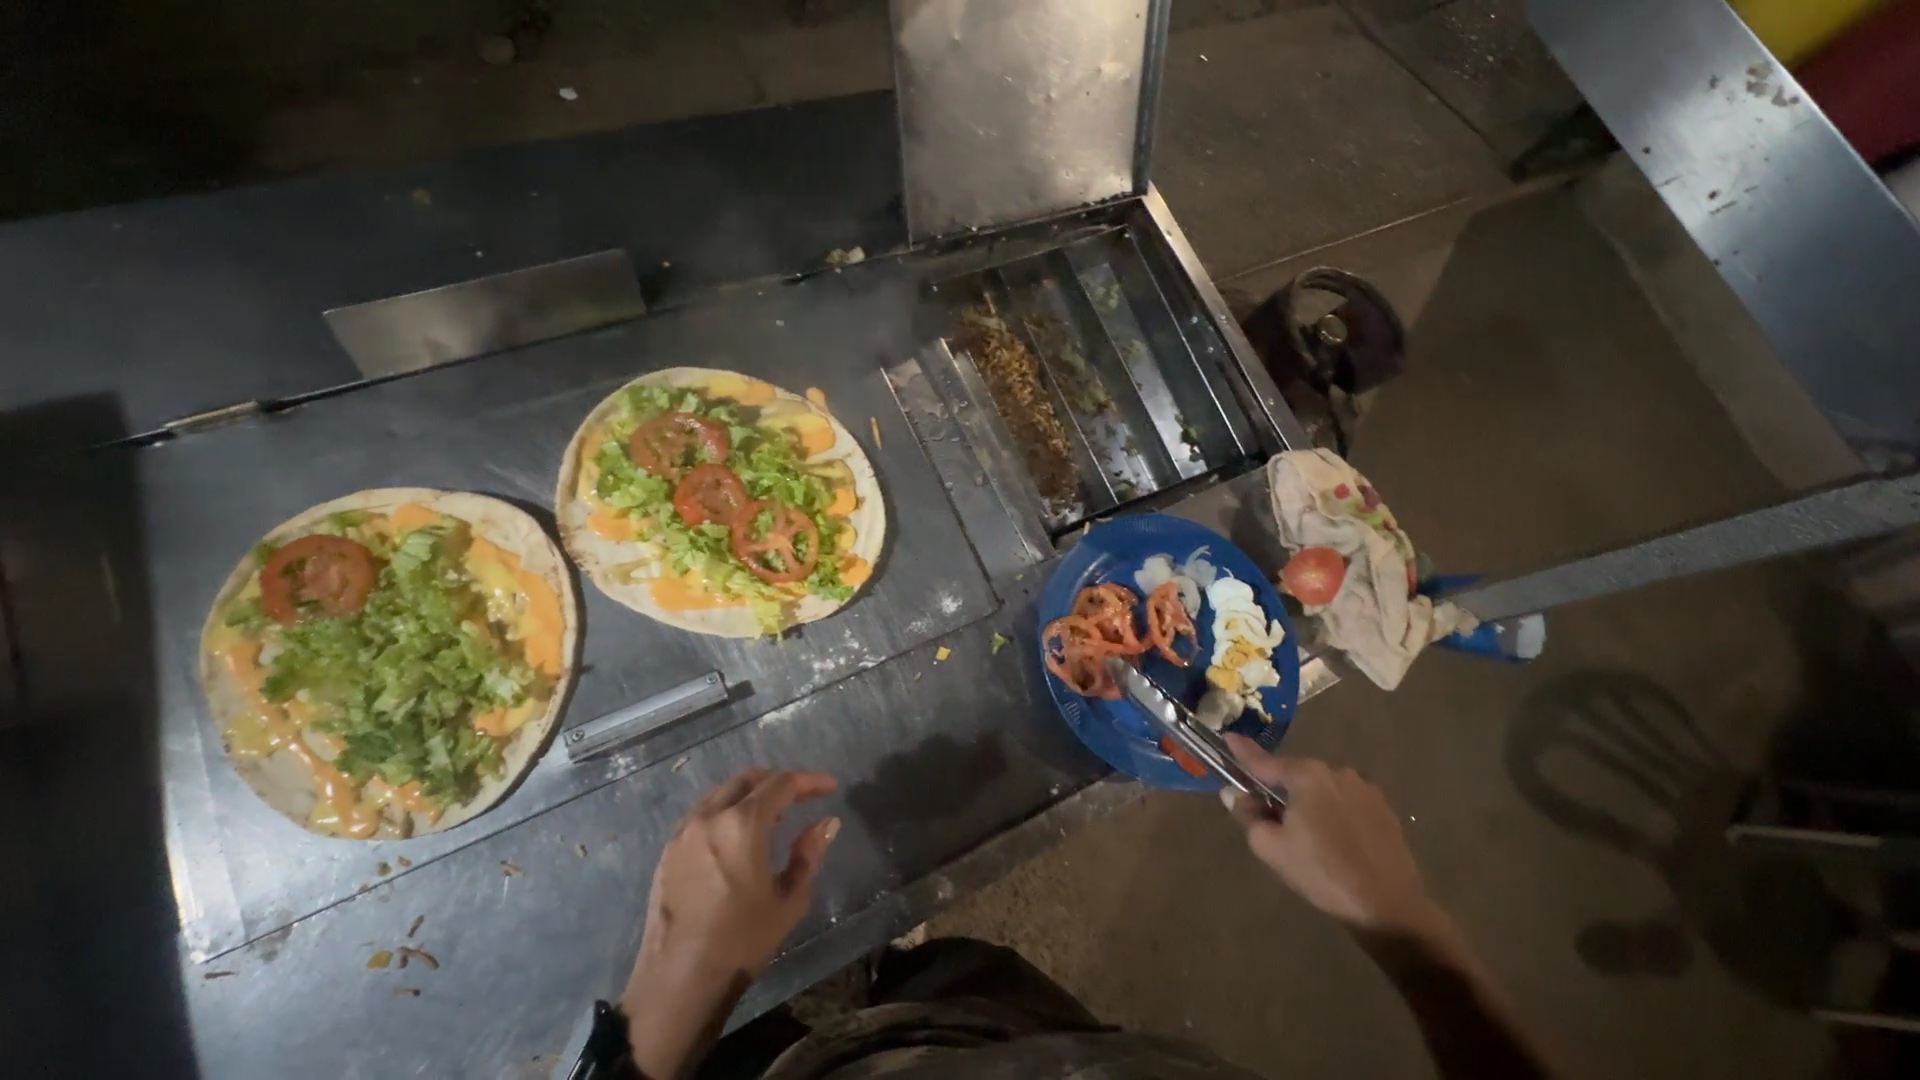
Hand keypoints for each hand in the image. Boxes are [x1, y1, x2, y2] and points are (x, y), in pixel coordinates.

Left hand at [622, 768, 840, 1079]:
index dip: (809, 781)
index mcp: (743, 824)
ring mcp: (684, 832)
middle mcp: (710, 817)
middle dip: (777, 782)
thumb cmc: (742, 941)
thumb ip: (809, 854)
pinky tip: (737, 836)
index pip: (782, 784)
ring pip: (721, 794)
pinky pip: (702, 815)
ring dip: (749, 795)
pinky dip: (725, 812)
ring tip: (772, 814)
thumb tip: (826, 823)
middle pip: (747, 780)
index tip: (830, 787)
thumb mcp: (789, 900)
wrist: (680, 980)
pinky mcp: (667, 851)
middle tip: (802, 796)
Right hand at [1223, 734, 1437, 934]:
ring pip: (1322, 790)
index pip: (1264, 761)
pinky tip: (1335, 842)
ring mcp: (1365, 789)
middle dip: (1280, 790)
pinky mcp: (1384, 810)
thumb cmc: (1322, 872)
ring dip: (1309, 803)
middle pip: (1296, 776)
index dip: (1243, 751)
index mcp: (1307, 776)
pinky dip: (1333, 814)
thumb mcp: (1271, 847)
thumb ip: (1249, 815)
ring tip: (1308, 838)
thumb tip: (1237, 795)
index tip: (1228, 738)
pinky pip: (1345, 803)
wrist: (1390, 906)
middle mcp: (1338, 772)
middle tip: (1271, 820)